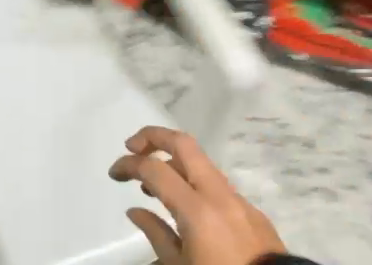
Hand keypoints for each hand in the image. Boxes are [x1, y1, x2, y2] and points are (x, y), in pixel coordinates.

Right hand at [107, 126, 284, 264]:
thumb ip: (155, 234)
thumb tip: (136, 211)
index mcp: (196, 209)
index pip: (153, 169)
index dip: (128, 165)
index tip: (115, 175)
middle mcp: (218, 195)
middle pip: (183, 144)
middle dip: (153, 137)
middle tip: (132, 147)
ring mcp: (240, 202)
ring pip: (202, 165)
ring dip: (174, 164)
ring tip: (156, 187)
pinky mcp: (256, 214)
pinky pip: (219, 188)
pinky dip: (196, 186)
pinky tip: (190, 211)